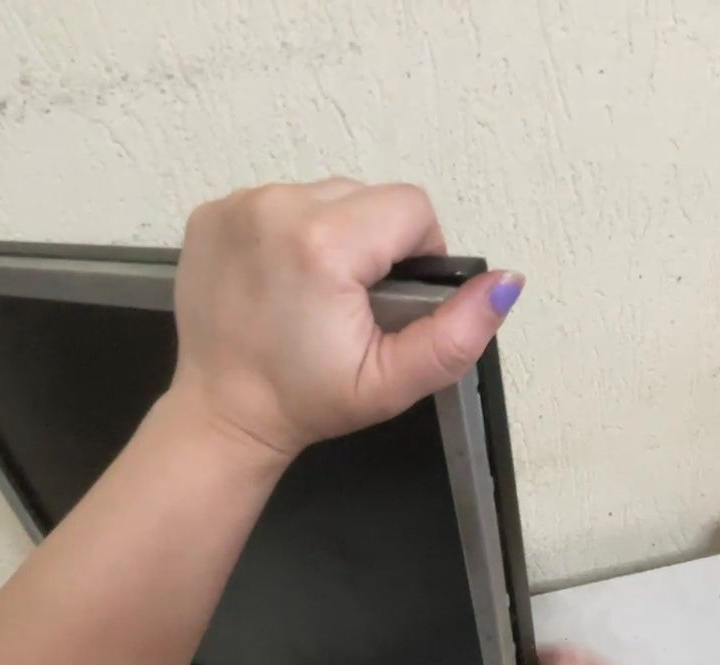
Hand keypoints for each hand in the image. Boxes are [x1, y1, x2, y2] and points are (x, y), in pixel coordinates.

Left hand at [171, 178, 524, 456]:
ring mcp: (237, 206)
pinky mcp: (212, 213)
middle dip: (375, 244)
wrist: (223, 414)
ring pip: (324, 196)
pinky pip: (279, 203)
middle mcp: (276, 207)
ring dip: (334, 235)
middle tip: (355, 303)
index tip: (394, 300)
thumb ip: (457, 335)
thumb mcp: (392, 382)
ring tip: (319, 292)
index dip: (419, 253)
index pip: (411, 208)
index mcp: (325, 244)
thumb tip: (507, 282)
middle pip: (367, 196)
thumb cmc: (306, 403)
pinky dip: (291, 234)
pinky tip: (283, 281)